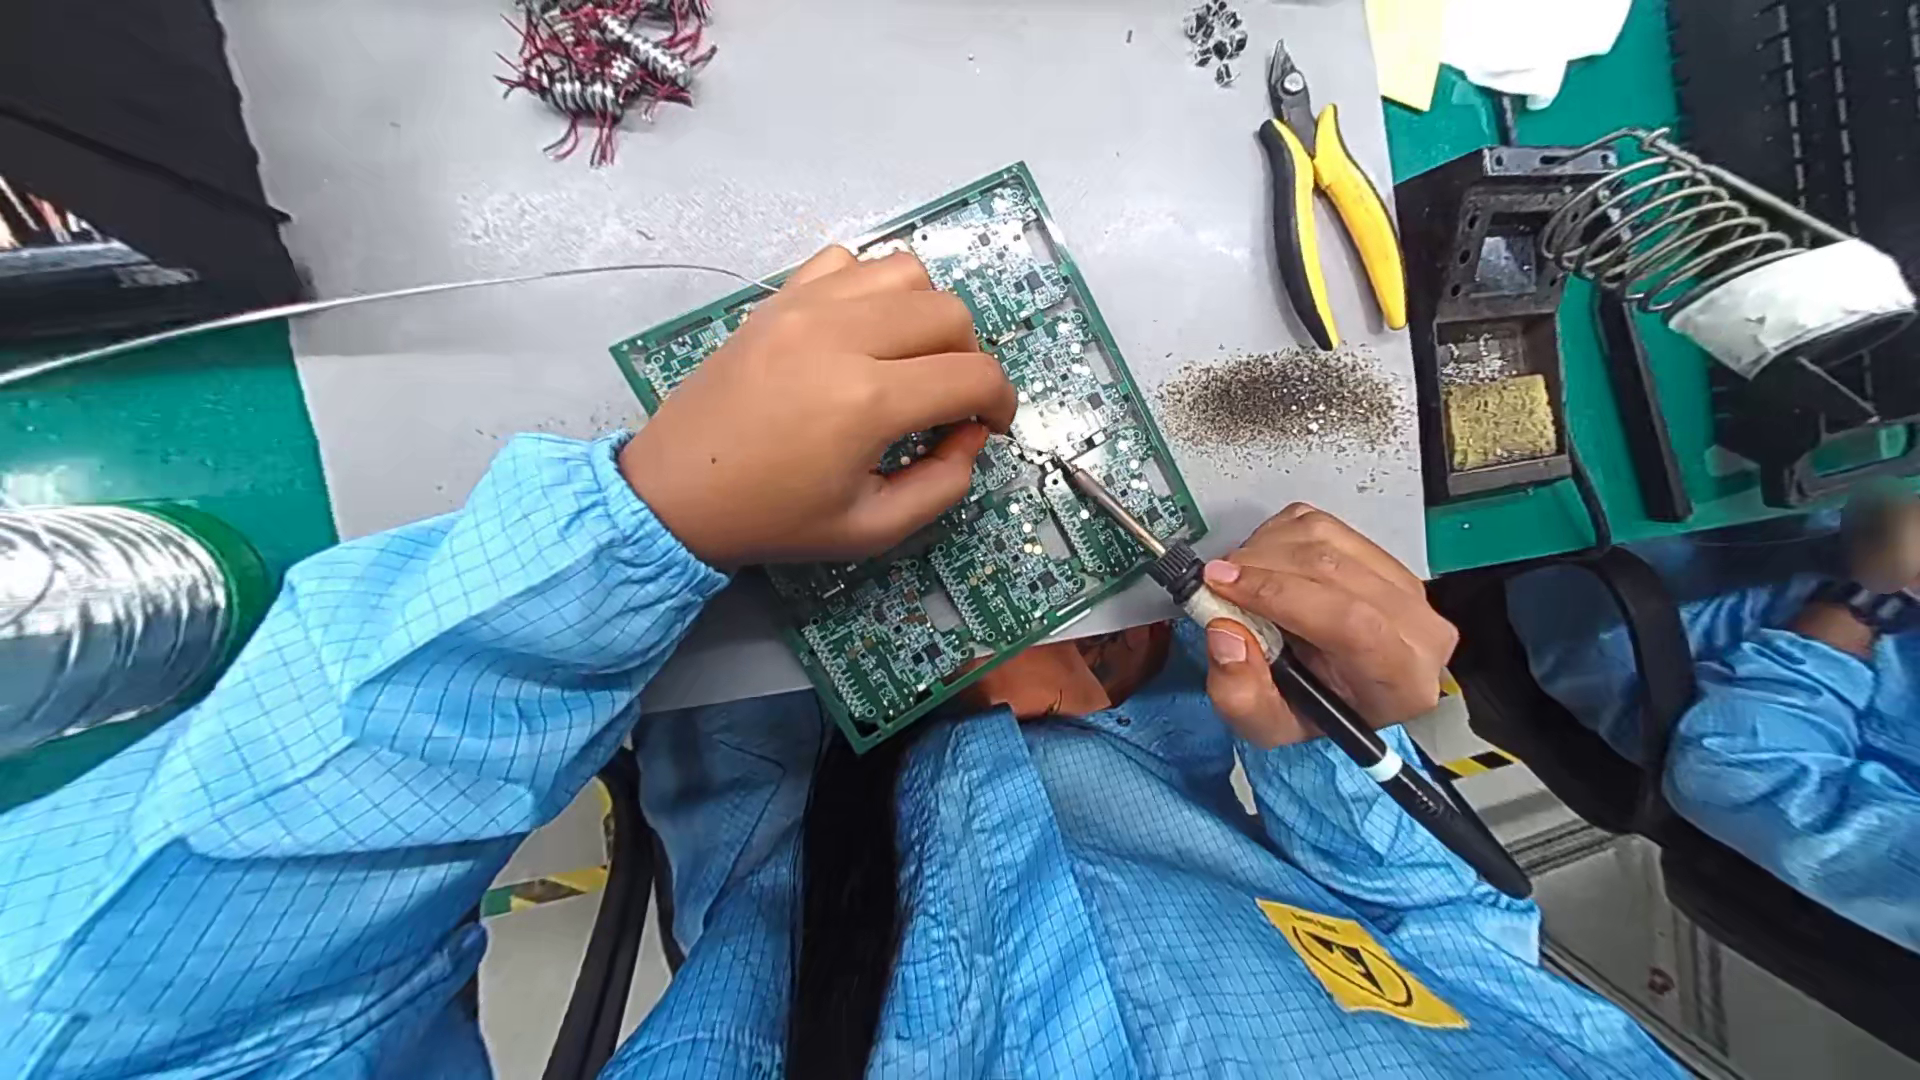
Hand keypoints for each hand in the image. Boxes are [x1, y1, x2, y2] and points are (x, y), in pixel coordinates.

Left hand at [620, 246, 1016, 566]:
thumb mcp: (874, 529)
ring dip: (930, 317)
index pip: (973, 376)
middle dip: (971, 360)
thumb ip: (943, 485)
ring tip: (913, 362)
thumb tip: (969, 434)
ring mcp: (805, 306)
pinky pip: (849, 263)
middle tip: (951, 403)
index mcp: (867, 402)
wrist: (677, 494)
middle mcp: (841, 336)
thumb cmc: (776, 520)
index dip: (1000, 401)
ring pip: (907, 273)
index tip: (990, 426)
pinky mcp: (778, 299)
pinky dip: (875, 291)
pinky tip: (864, 334)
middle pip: (951, 314)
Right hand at [1199, 504, 1457, 746]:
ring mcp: (1400, 580)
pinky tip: (1261, 567)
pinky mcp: (1375, 550)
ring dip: (1262, 550)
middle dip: (1258, 568)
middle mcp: (1417, 625)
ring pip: (1322, 539)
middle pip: (1332, 570)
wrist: (1325, 686)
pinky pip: (1316, 524)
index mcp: (1400, 679)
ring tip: (1236, 580)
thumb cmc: (1302, 709)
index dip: (1279, 595)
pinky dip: (1272, 537)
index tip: (1221, 585)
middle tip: (1213, 581)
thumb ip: (1239, 694)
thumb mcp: (1263, 724)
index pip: (1351, 622)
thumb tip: (1226, 632)